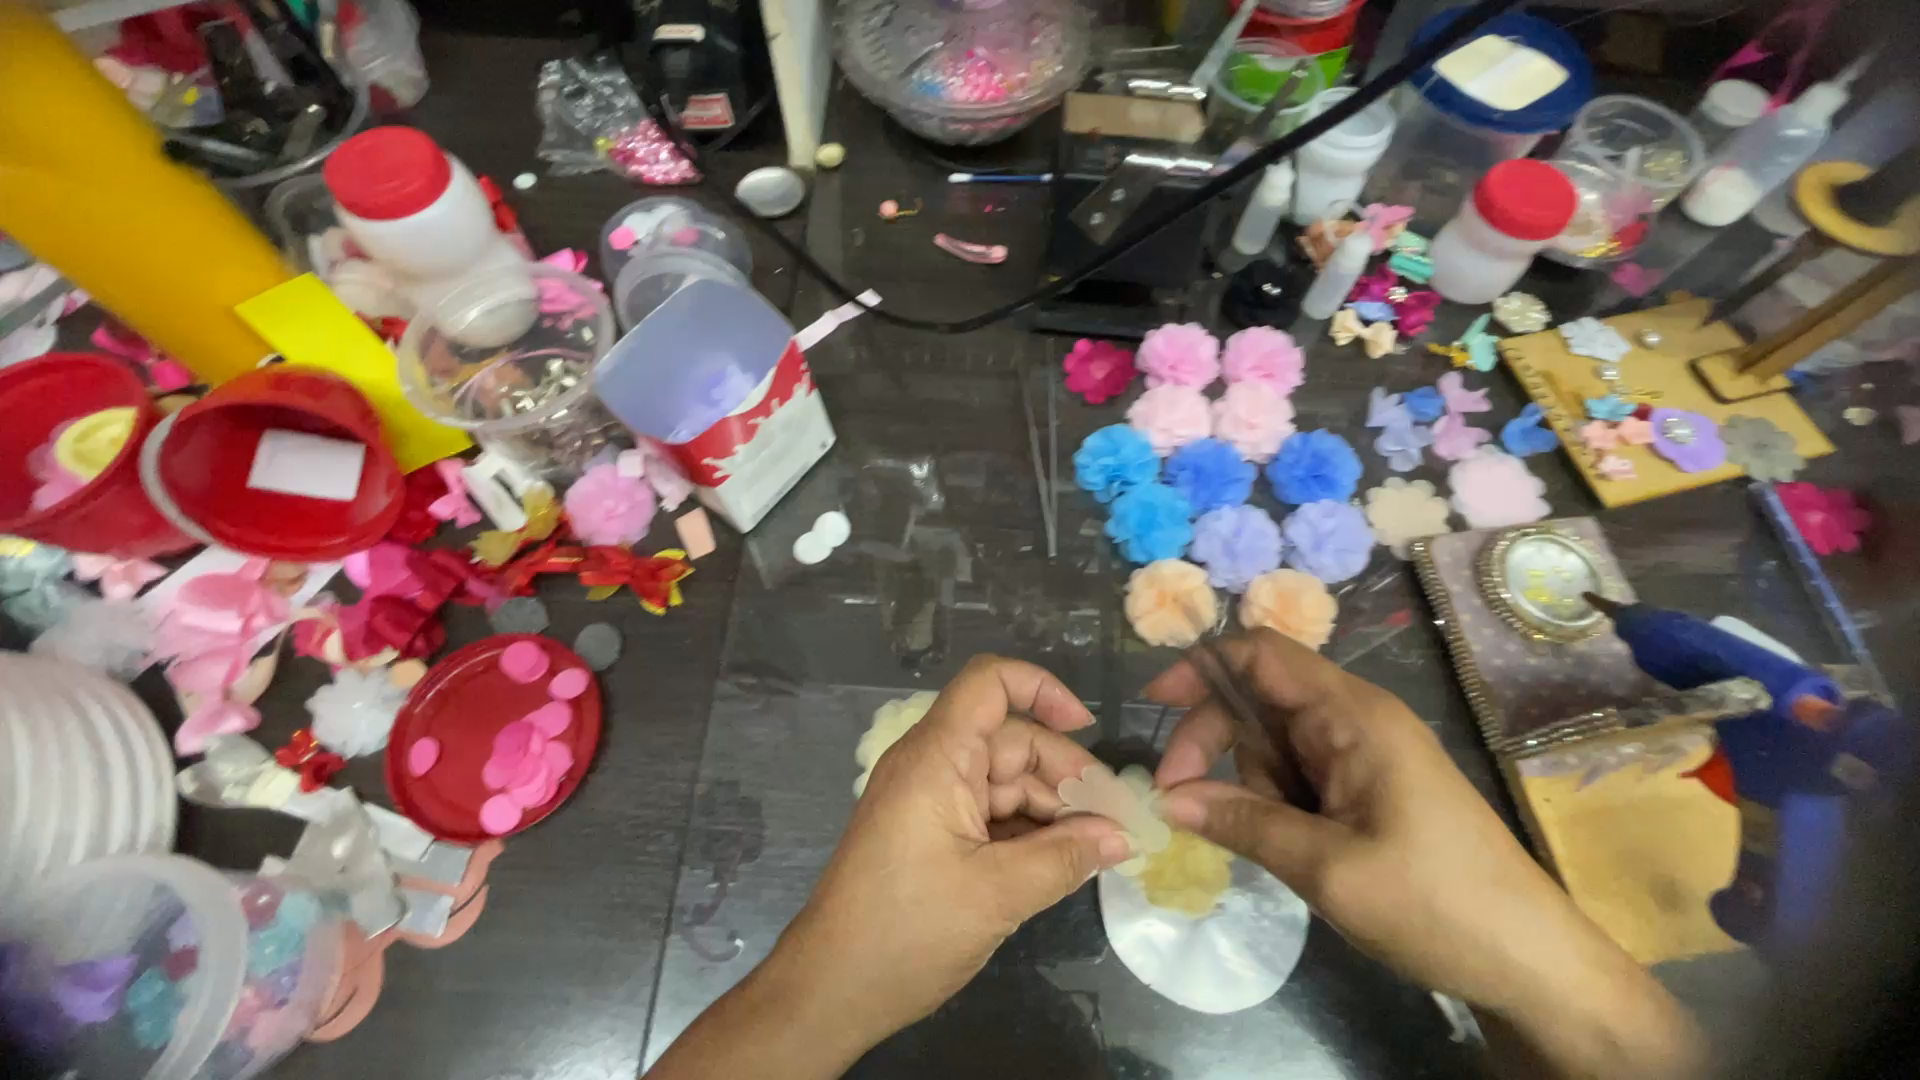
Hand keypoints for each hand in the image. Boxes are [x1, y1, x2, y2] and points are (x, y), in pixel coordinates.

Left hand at [652, 656, 1131, 1078]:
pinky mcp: (932, 831)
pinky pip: (990, 813)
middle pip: (1011, 740)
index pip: (988, 682)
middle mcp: (933, 764)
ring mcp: (930, 798)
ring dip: (1052, 810)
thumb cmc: (906, 933)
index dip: (1041, 688)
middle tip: (1118, 822)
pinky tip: (1064, 860)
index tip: (1086, 728)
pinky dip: (1028, 832)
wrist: (829, 991)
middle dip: (1066, 774)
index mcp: (936, 756)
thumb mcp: (996, 895)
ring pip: (1006, 781)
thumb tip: (1122, 838)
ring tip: (1102, 847)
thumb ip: (1065, 859)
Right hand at [1148, 630, 1702, 1078]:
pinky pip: (1295, 773)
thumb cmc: (1438, 905)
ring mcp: (1361, 752)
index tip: (1155, 705)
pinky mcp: (1364, 784)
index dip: (1202, 666)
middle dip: (1214, 743)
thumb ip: (1242, 822)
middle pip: (1256, 700)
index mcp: (1353, 714)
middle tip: (1184, 801)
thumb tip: (1167, 800)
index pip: (1262, 653)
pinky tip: (1295, 846)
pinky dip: (1276, 802)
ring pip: (1270, 742)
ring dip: (1252, 785)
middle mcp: (1354, 718)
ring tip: (1285, 844)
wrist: (1535, 966)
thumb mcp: (1327, 867)